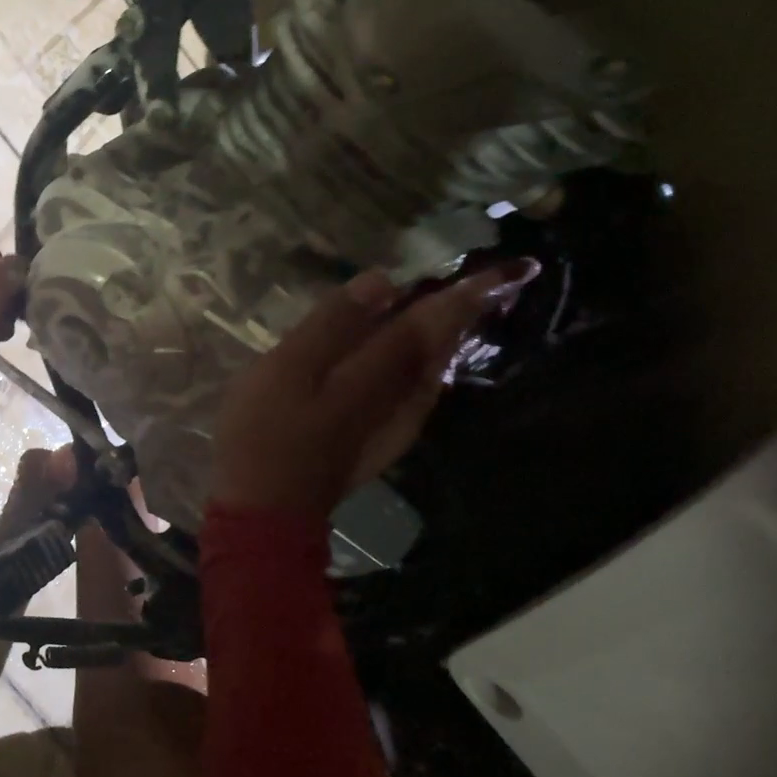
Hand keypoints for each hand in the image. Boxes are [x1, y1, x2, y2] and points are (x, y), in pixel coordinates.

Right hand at [211, 263, 534, 518]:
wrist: (266, 508)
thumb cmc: (267, 431)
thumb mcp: (287, 369)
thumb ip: (332, 325)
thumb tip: (385, 280)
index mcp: (381, 372)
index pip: (432, 323)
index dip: (467, 294)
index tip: (510, 268)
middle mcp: (402, 397)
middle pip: (440, 349)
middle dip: (464, 316)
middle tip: (489, 286)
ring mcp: (393, 426)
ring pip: (431, 375)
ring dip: (445, 342)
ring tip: (454, 317)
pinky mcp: (375, 444)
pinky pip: (413, 394)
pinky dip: (421, 369)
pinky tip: (409, 371)